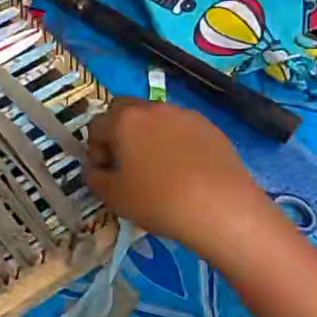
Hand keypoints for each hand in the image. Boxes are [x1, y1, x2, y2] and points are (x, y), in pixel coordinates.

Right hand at [83, 98, 273, 245]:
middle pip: (124, 110)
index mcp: (124, 120)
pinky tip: (184, 170)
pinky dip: (175, 142)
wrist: (222, 208)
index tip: (104, 172)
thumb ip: (95, 178)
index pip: (96, 126)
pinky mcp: (209, 126)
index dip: (95, 150)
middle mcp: (152, 108)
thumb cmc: (159, 201)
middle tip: (126, 162)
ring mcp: (183, 114)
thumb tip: (94, 169)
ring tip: (158, 167)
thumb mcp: (115, 197)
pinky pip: (181, 128)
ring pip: (155, 117)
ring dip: (148, 134)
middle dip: (119, 132)